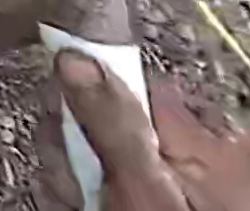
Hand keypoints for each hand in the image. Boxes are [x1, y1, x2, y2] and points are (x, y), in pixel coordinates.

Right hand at [35, 53, 249, 210]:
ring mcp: (143, 184)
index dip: (83, 85)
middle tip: (80, 184)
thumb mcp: (148, 193)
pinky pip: (77, 183)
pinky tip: (76, 210)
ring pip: (76, 150)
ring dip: (64, 177)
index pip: (118, 74)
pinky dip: (69, 198)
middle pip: (89, 111)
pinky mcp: (120, 203)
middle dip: (68, 143)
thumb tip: (72, 55)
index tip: (65, 116)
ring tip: (80, 207)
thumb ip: (111, 122)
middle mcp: (165, 153)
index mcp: (184, 135)